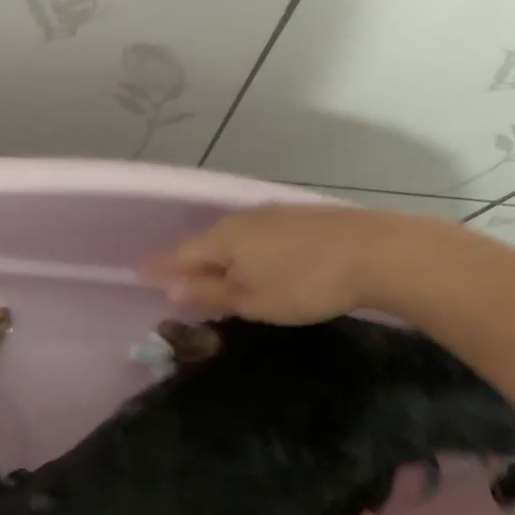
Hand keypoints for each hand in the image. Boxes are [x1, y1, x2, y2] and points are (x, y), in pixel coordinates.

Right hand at [139, 204, 422, 323]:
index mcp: (224, 238)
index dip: (160, 268)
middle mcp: (244, 219)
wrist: (375, 253)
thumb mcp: (250, 298)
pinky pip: (261, 238)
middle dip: (190, 263)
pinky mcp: (303, 221)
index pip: (180, 254)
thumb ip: (210, 293)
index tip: (139, 274)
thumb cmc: (304, 283)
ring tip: (214, 277)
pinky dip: (249, 254)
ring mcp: (276, 216)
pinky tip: (257, 264)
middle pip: (207, 243)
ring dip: (221, 259)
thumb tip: (171, 289)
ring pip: (236, 239)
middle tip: (176, 282)